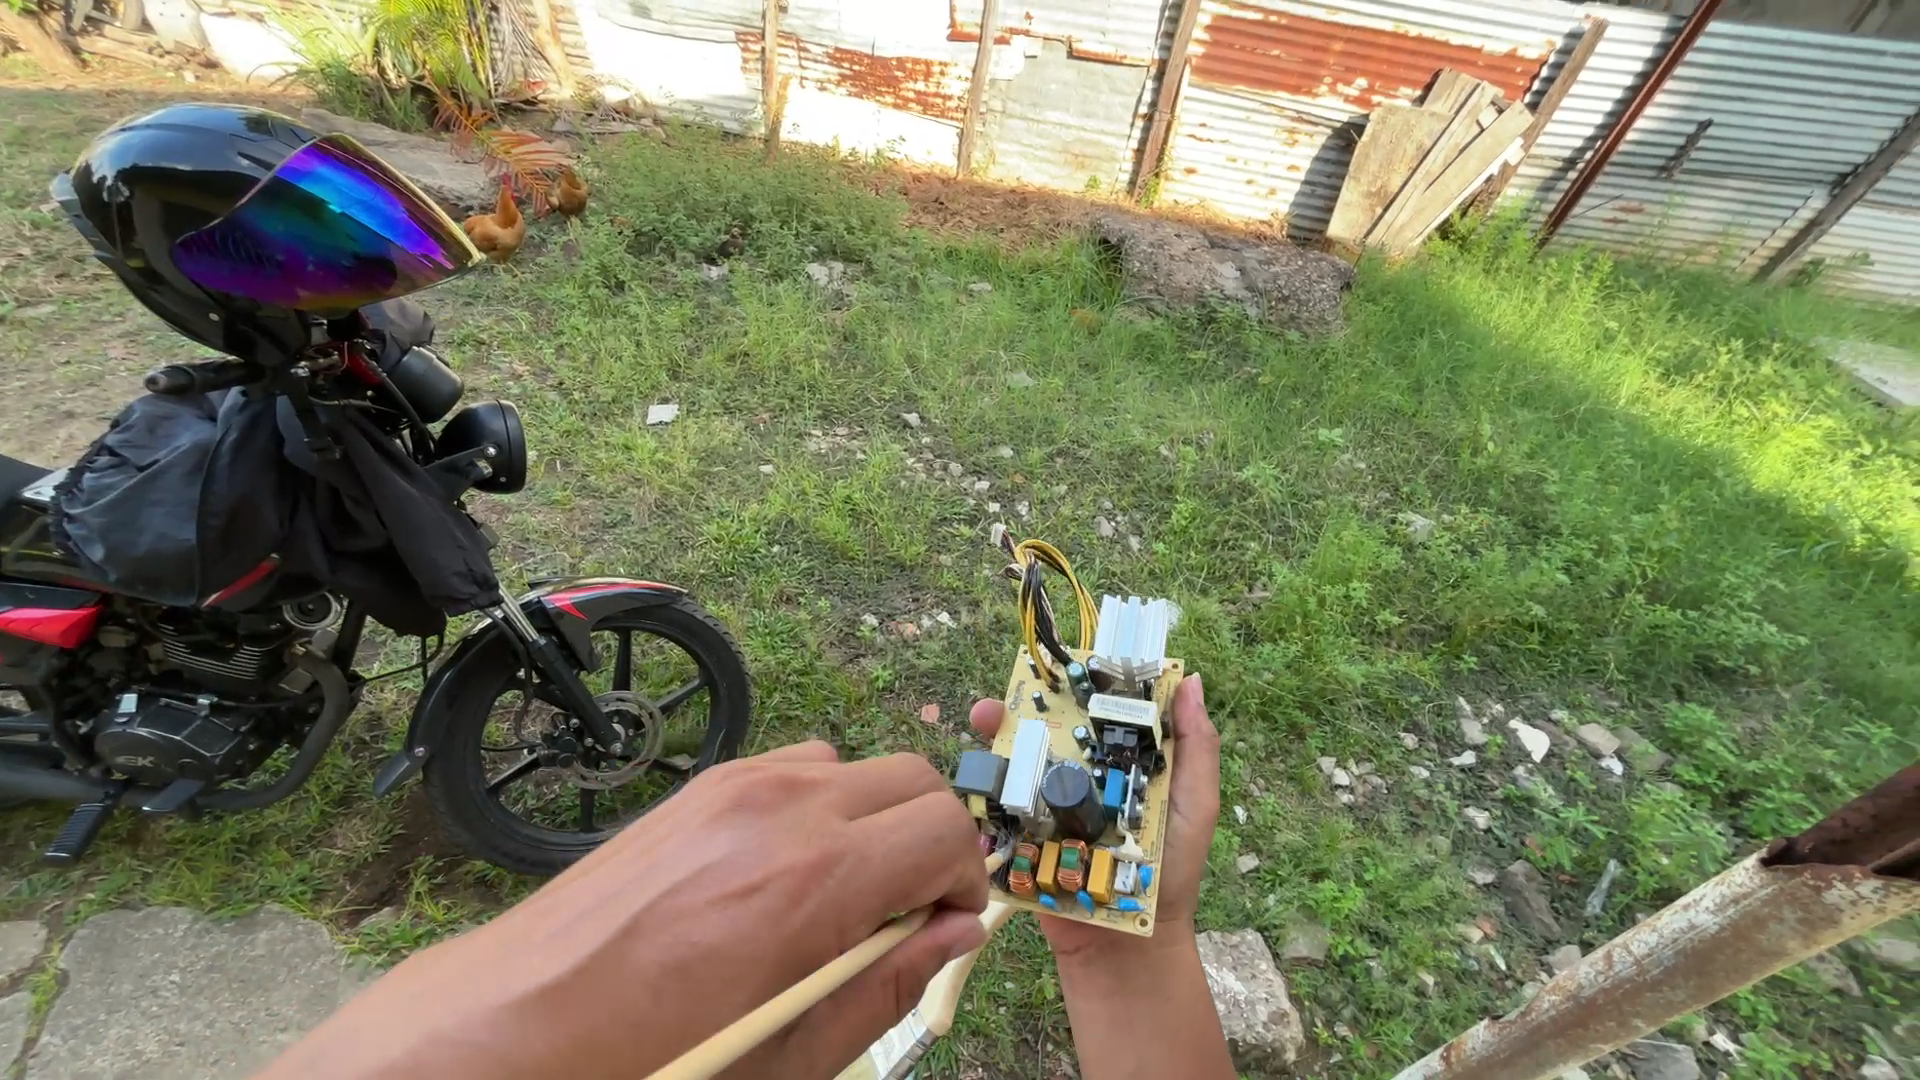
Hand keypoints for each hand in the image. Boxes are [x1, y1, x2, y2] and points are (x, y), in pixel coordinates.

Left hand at [258, 743, 988, 1079]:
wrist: (512, 1023)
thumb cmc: (658, 1061)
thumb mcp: (792, 1054)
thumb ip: (890, 981)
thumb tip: (958, 931)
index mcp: (817, 879)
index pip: (946, 829)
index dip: (966, 876)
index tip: (945, 919)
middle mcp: (788, 805)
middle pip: (916, 778)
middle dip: (933, 836)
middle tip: (906, 903)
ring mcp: (743, 781)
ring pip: (858, 767)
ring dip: (874, 818)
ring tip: (839, 887)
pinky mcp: (709, 780)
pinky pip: (800, 765)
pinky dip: (822, 802)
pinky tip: (782, 864)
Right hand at [968, 673, 1219, 958]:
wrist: (1129, 948)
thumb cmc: (1171, 874)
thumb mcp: (1194, 806)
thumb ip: (1197, 749)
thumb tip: (1193, 681)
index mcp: (1116, 761)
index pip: (1095, 710)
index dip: (1080, 681)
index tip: (1063, 660)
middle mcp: (1078, 774)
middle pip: (1046, 727)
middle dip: (1024, 703)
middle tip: (1008, 691)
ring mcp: (1047, 804)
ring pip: (1015, 759)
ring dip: (995, 736)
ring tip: (983, 719)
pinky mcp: (1023, 835)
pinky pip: (998, 805)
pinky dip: (982, 787)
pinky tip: (972, 771)